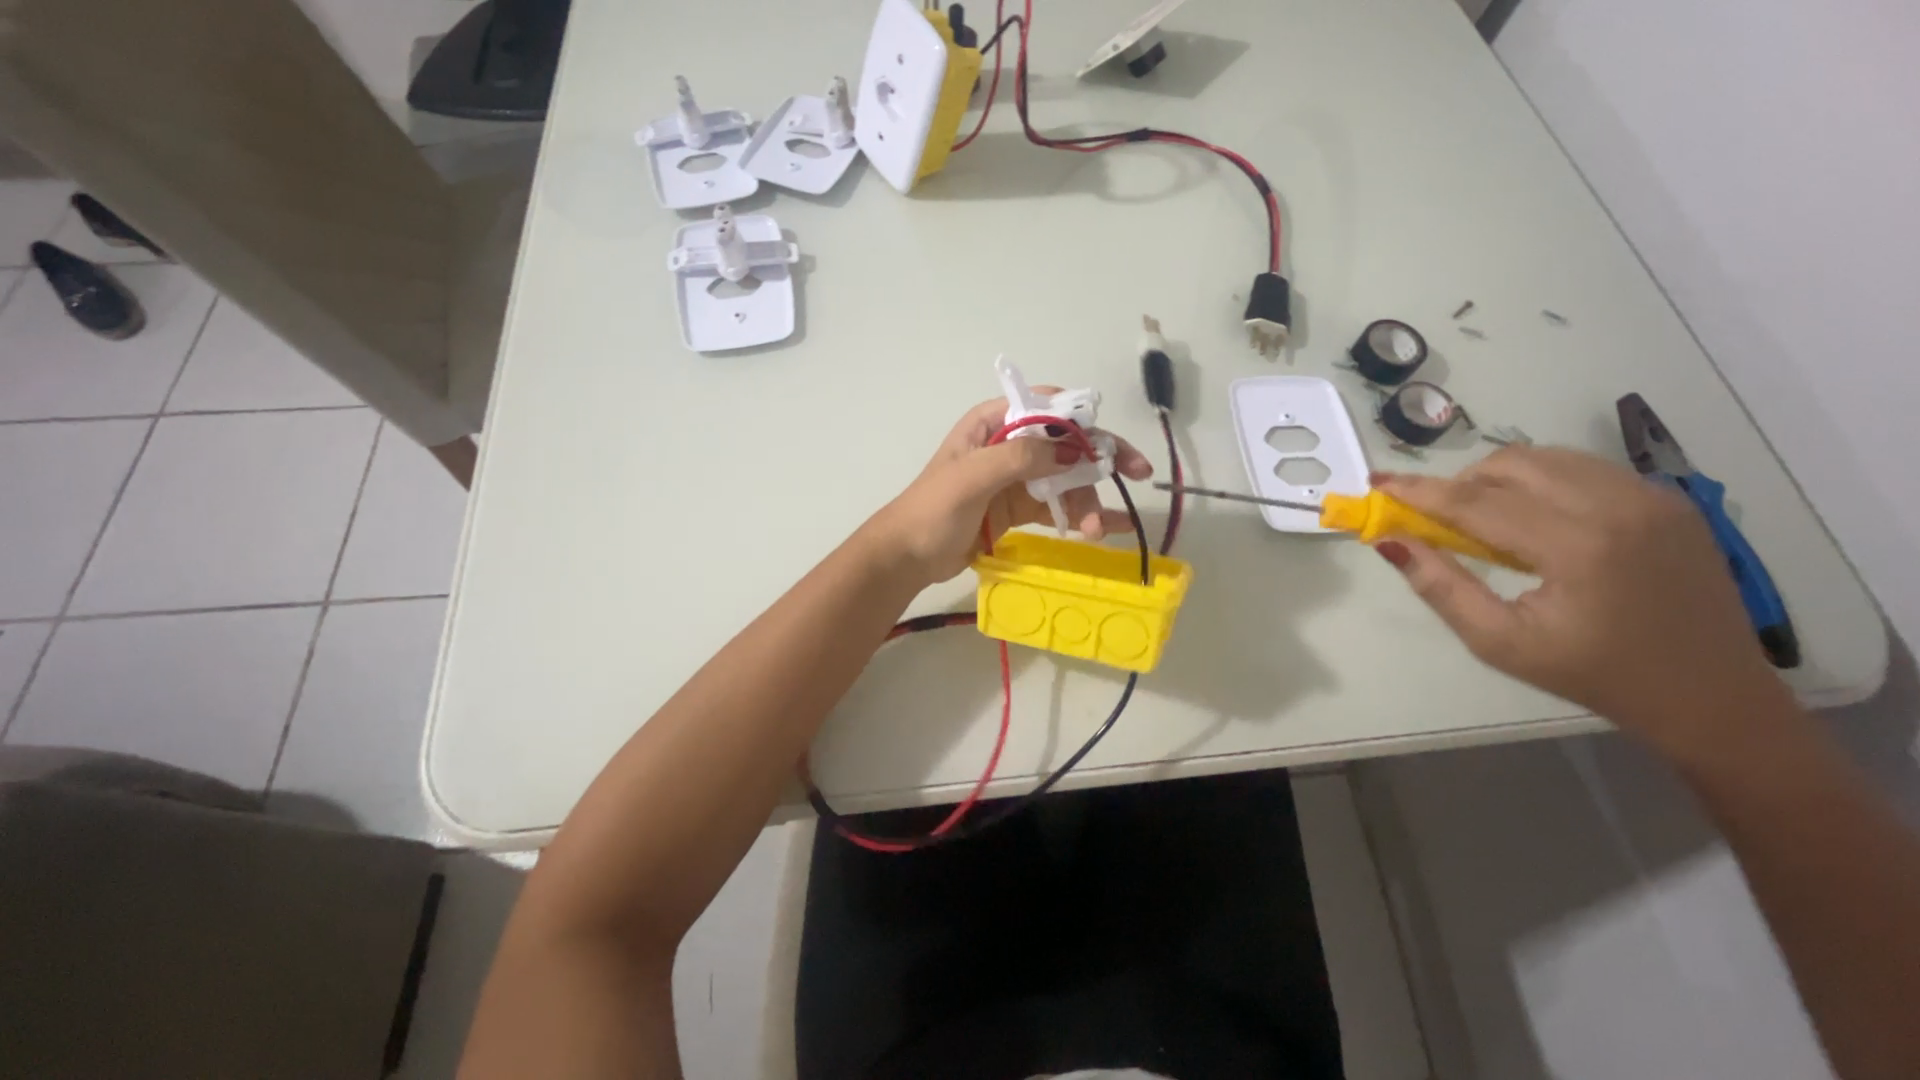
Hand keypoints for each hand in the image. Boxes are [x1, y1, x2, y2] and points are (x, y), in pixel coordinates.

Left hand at [862, 396, 1153, 585]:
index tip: (1110, 440)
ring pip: (1067, 477)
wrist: (907, 557)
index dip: (1083, 419)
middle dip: (1100, 459)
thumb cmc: (932, 510)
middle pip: (1067, 443)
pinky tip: (1104, 529)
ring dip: (1089, 499)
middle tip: (1139, 473)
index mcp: (993, 422)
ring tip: (1097, 531)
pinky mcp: (1020, 507)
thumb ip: (1019, 458)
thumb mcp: (971, 477)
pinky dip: (1081, 514)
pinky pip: (1059, 505)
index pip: (1048, 407)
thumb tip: (1071, 450)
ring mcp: (1017, 477)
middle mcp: (1009, 443)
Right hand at [1372, 446, 1790, 762]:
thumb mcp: (1502, 643)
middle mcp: (1618, 505)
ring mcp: (1652, 495)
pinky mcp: (1669, 498)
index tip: (1377, 484)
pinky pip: (1586, 469)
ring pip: (1549, 458)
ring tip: (1488, 521)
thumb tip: (1390, 541)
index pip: (1477, 502)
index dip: (1420, 492)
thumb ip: (1442, 587)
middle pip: (1512, 464)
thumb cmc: (1595, 676)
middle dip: (1462, 483)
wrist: (1710, 694)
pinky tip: (1540, 523)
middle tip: (1438, 518)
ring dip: (1502, 479)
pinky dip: (1545, 483)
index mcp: (1577, 547)